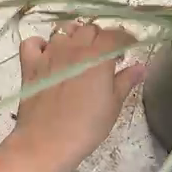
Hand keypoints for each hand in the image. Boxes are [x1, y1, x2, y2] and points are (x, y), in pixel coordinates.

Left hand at [5, 21, 144, 171]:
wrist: (46, 143)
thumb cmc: (86, 127)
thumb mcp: (113, 106)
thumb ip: (125, 81)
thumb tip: (141, 67)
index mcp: (97, 57)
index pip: (114, 35)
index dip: (125, 38)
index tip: (130, 48)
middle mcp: (73, 49)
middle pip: (89, 29)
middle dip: (101, 37)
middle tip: (105, 55)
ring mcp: (49, 55)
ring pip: (64, 31)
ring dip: (75, 37)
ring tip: (79, 53)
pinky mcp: (30, 65)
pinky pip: (33, 42)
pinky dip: (41, 44)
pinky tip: (48, 55)